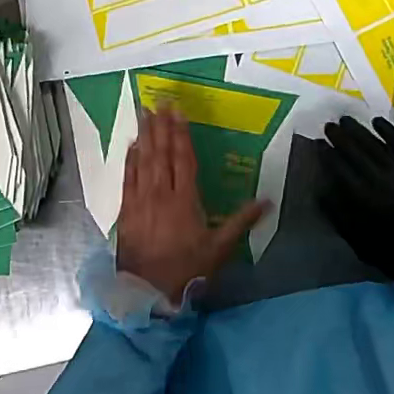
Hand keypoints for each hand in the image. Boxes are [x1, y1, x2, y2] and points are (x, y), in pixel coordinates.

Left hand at [115, 108, 268, 307]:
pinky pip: (127, 177)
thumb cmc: (186, 270)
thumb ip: (241, 222)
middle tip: (159, 102)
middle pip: (161, 154)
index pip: (184, 159)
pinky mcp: (125, 210)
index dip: (181, 134)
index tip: (179, 112)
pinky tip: (131, 145)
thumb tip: (268, 201)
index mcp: (185, 200)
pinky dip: (129, 159)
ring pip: (142, 161)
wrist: (147, 290)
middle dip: (161, 126)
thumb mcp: (219, 249)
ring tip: (144, 113)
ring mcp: (140, 200)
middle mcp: (160, 194)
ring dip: (144, 136)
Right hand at [319, 116, 393, 299]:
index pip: (340, 170)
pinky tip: (378, 122)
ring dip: (360, 131)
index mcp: (365, 202)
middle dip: (340, 138)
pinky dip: (390, 133)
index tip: (317, 144)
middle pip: (356, 153)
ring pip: (377, 146)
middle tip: (327, 125)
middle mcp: (383, 182)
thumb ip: (339, 216)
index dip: (327, 155)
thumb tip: (320, 190)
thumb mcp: (362, 244)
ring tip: (345, 120)